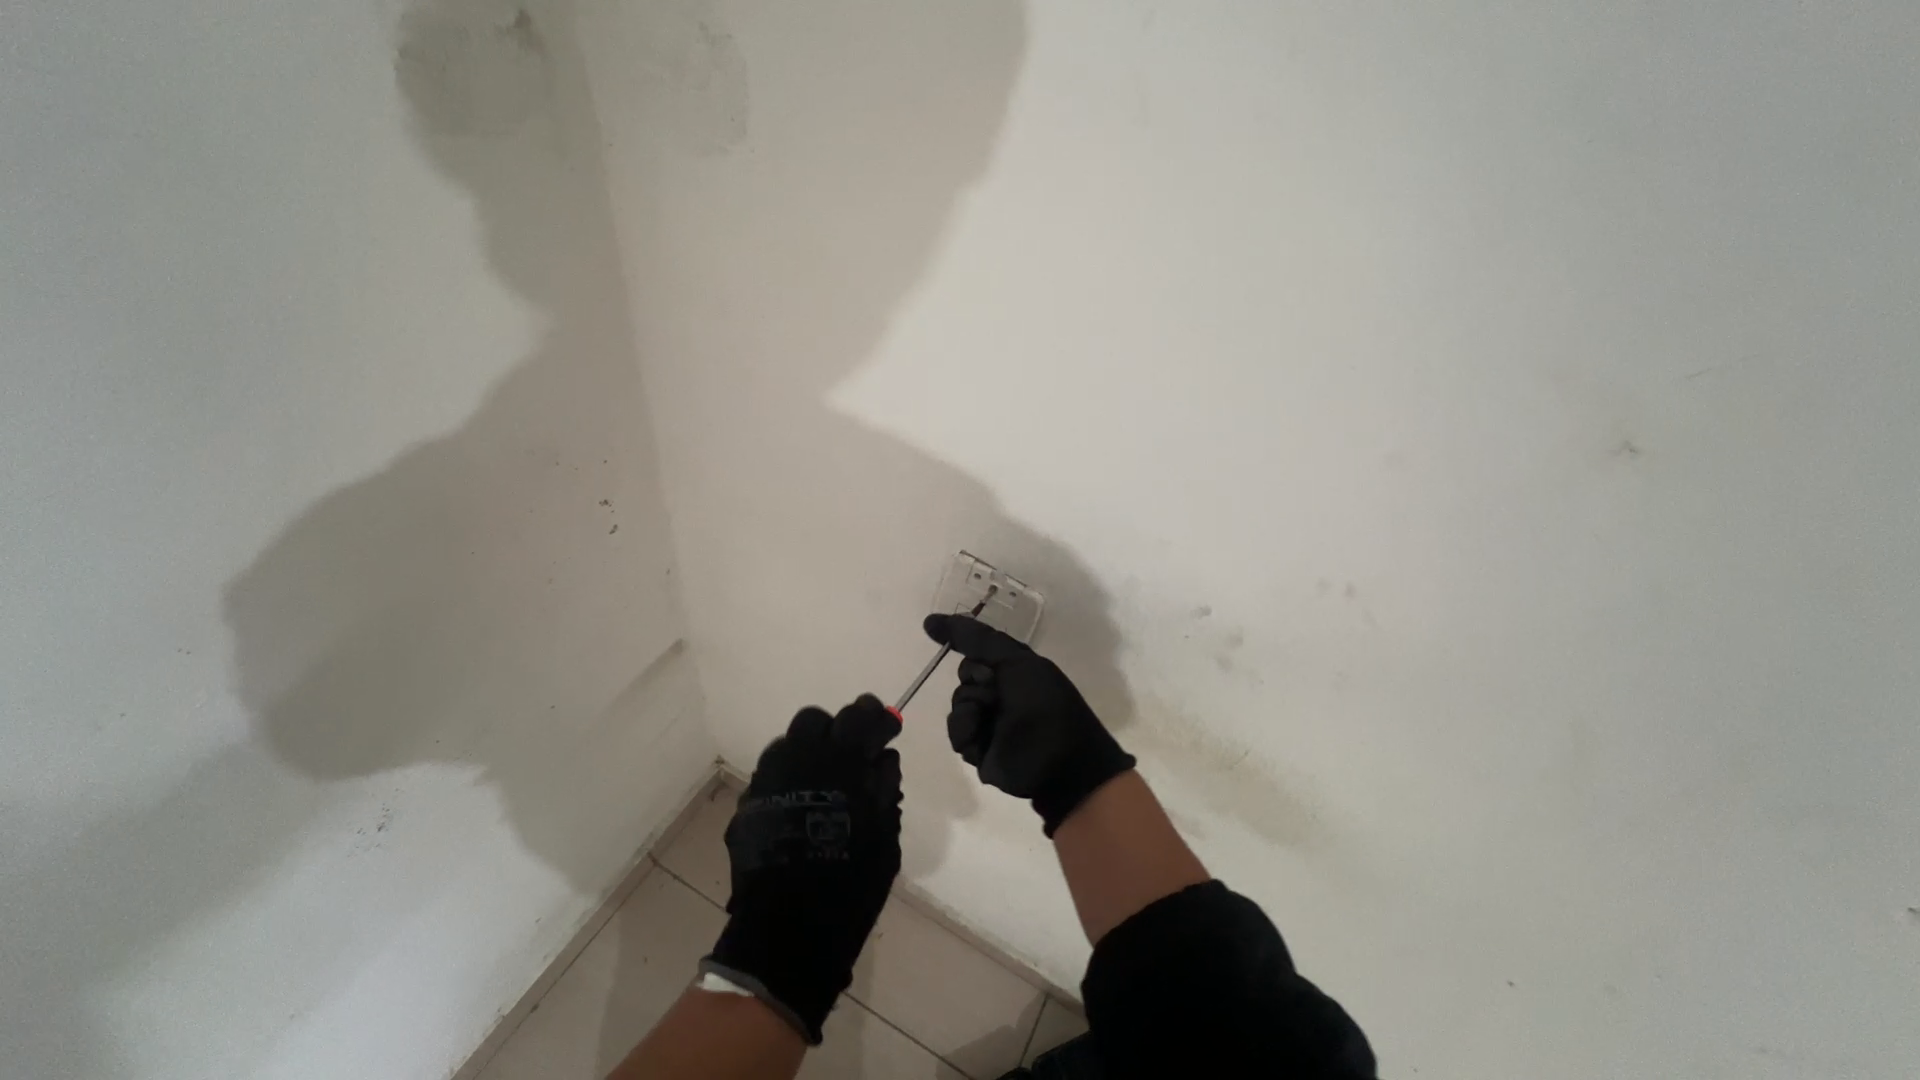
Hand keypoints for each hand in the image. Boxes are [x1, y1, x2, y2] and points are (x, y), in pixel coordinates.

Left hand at [700, 695, 901, 1043]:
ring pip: (789, 743)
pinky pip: (772, 773)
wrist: (787, 933)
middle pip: (816, 721)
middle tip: (855, 752)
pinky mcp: (748, 804)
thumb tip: (882, 757)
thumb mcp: (884, 837)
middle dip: (838, 728)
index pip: (859, 717)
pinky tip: (802, 801)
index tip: (889, 725)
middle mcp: (799, 761)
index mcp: (839, 764)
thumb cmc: (850, 886)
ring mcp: (768, 780)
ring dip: (811, 750)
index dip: (877, 717)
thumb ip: (884, 788)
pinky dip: (790, 775)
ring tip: (826, 777)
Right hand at [923, 614, 1135, 835]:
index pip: (979, 646)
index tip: (930, 626)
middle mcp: (1001, 689)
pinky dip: (966, 731)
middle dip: (975, 680)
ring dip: (971, 709)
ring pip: (958, 702)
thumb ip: (979, 639)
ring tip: (992, 720)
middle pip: (965, 673)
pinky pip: (957, 730)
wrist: (1058, 760)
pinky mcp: (978, 747)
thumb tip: (930, 622)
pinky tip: (983, 740)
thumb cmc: (1043, 704)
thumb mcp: (1017, 661)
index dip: (957, 636)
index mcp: (1016, 667)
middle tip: (996, 692)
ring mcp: (989, 719)